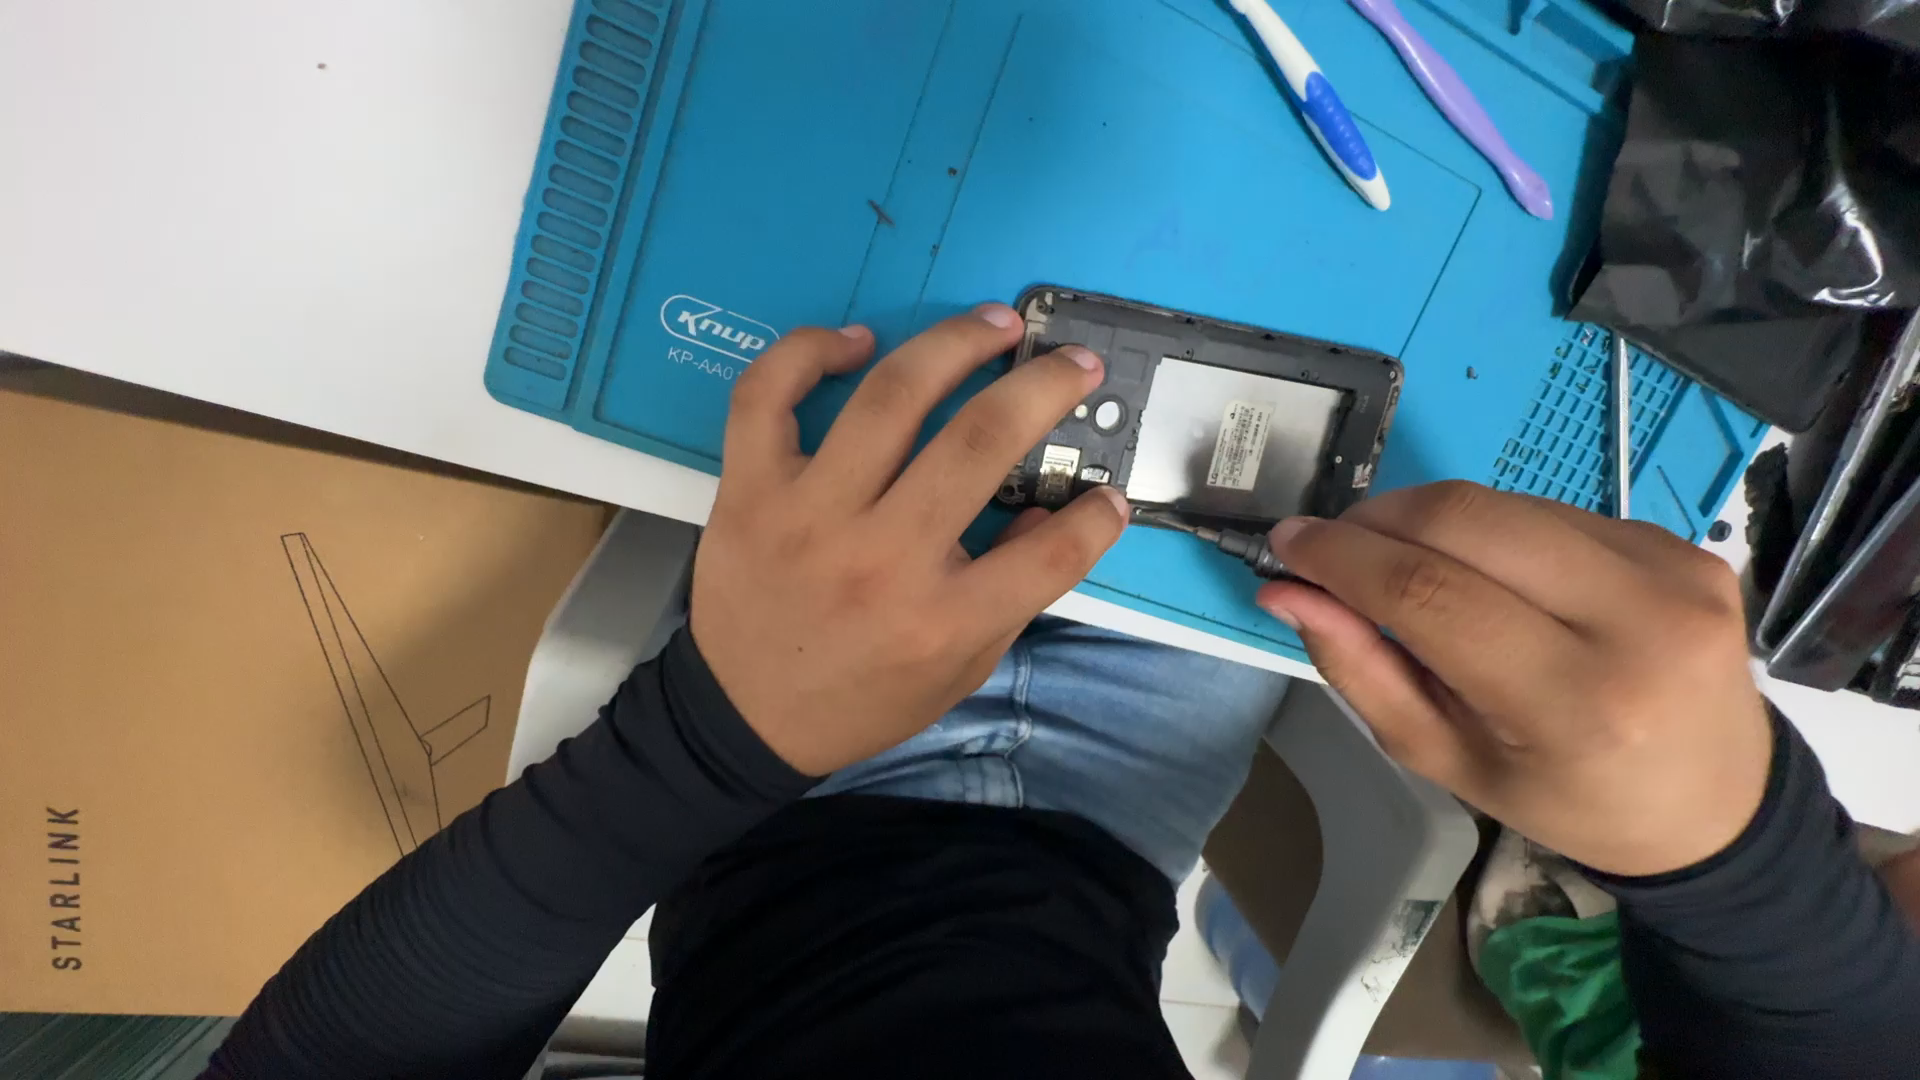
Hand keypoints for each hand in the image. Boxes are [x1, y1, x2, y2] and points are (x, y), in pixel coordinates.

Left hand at [690, 305, 1129, 776]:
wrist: (744, 719)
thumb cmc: (861, 699)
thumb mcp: (956, 674)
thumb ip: (1012, 600)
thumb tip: (1054, 518)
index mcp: (943, 620)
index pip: (1052, 553)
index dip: (1098, 517)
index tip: (1110, 495)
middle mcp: (884, 559)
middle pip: (982, 443)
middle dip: (1047, 389)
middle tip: (1074, 364)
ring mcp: (810, 515)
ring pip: (890, 398)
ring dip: (954, 344)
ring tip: (994, 323)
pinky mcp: (751, 491)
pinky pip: (767, 396)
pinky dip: (808, 351)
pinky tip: (856, 342)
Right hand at [1255, 481, 1772, 877]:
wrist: (1714, 805)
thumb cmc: (1554, 793)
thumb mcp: (1434, 752)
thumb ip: (1354, 666)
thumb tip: (1285, 592)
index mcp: (1572, 701)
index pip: (1427, 593)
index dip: (1341, 557)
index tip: (1286, 543)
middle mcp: (1638, 621)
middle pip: (1464, 520)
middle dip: (1374, 519)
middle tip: (1332, 545)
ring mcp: (1673, 572)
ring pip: (1498, 503)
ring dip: (1421, 520)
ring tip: (1396, 561)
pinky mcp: (1684, 547)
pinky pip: (1542, 510)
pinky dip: (1480, 529)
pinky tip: (1477, 569)